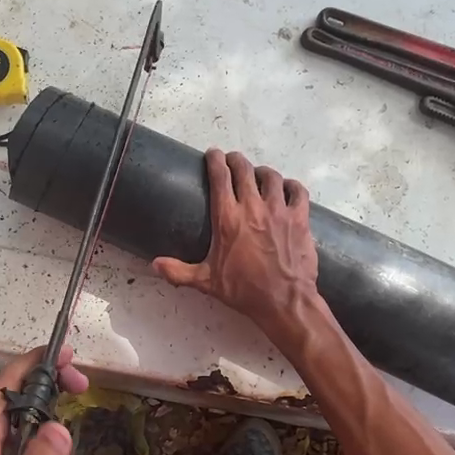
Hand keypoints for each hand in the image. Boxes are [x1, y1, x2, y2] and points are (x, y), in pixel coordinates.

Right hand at [153, 149, 319, 336]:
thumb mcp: (207, 281)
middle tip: (232, 160)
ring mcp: (279, 211)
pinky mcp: (300, 219)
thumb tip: (154, 265)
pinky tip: (286, 187)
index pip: (220, 177)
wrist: (284, 301)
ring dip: (262, 172)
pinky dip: (291, 185)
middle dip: (236, 160)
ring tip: (258, 174)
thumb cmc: (244, 290)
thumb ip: (179, 271)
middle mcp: (253, 207)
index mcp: (228, 219)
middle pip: (244, 170)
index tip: (212, 154)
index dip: (215, 160)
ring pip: (272, 177)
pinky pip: (298, 191)